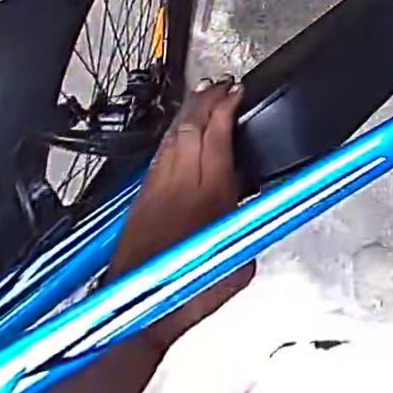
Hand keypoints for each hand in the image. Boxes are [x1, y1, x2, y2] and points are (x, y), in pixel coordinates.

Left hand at [110, 80, 252, 350]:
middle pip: (192, 122)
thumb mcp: (240, 260)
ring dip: (190, 107)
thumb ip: (248, 221)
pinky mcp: (143, 191)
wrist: (138, 309)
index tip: (237, 90)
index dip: (227, 105)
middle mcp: (180, 181)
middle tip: (222, 82)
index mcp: (209, 193)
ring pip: (174, 131)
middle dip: (208, 96)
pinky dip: (174, 128)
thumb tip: (253, 203)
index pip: (217, 132)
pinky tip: (180, 126)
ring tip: (203, 93)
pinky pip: (161, 147)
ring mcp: (158, 183)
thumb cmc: (191, 290)